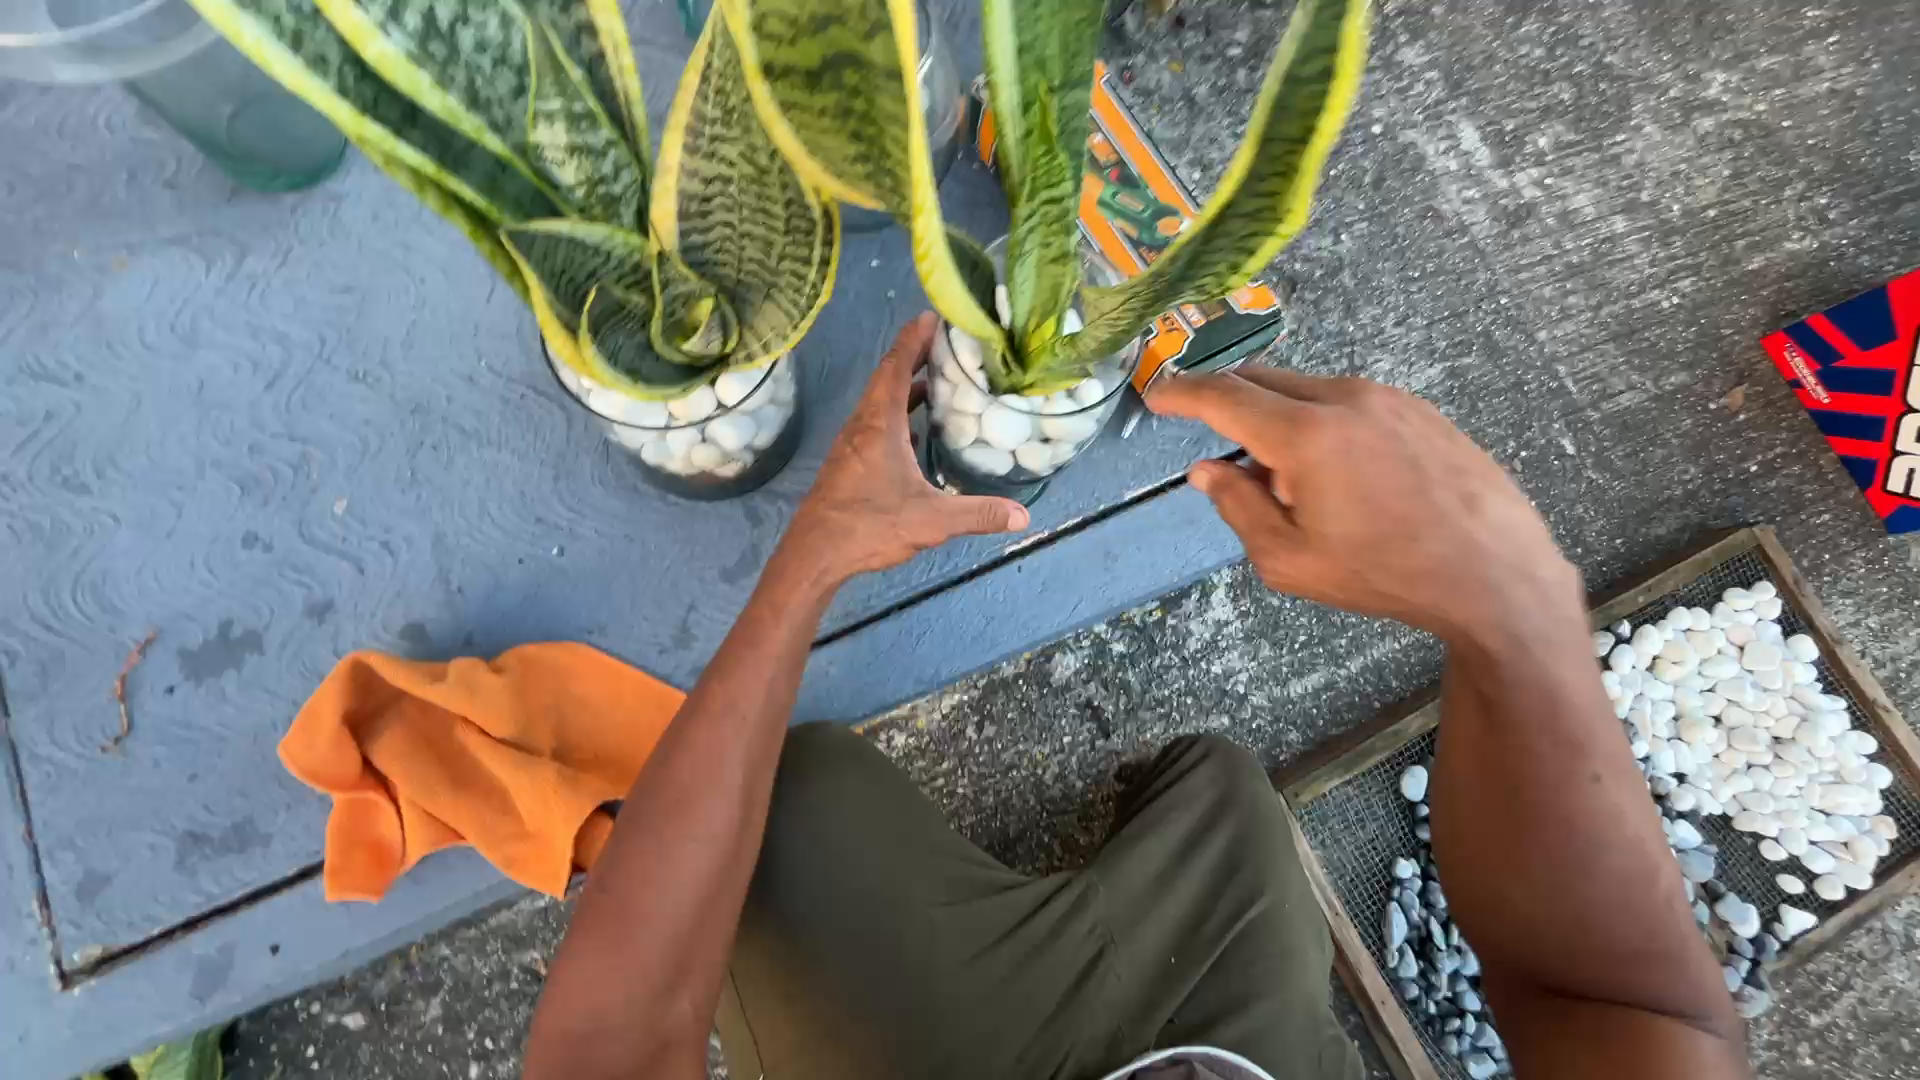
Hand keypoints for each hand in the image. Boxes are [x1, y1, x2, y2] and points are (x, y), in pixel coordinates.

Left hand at [780, 314, 1029, 584]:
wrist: (814, 554)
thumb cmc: (869, 526)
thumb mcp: (931, 520)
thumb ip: (978, 514)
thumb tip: (1023, 515)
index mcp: (880, 424)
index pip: (897, 366)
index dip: (914, 338)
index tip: (932, 315)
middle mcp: (862, 426)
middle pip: (887, 378)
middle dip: (914, 357)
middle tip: (944, 344)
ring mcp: (851, 446)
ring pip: (879, 404)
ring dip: (905, 388)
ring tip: (935, 383)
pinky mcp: (847, 465)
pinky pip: (874, 426)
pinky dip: (896, 417)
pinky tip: (913, 435)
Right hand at [1149, 366, 1581, 646]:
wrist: (1495, 573)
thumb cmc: (1382, 573)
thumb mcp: (1287, 559)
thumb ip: (1236, 506)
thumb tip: (1206, 469)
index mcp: (1305, 435)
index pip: (1223, 396)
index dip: (1181, 393)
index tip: (1156, 397)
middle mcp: (1344, 398)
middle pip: (1260, 380)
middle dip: (1226, 405)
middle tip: (1223, 453)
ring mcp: (1386, 397)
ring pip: (1303, 390)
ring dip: (1275, 420)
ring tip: (1291, 483)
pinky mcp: (1416, 408)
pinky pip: (1344, 401)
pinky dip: (1315, 422)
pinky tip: (1337, 474)